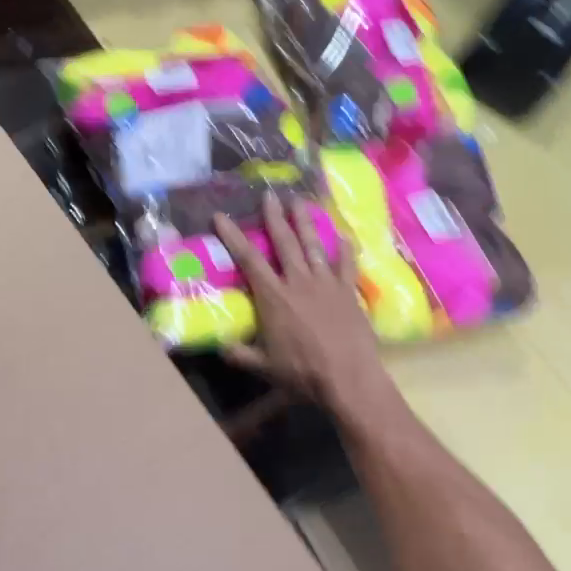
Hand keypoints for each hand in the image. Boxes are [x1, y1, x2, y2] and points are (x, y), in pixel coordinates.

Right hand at [214, 193, 392, 415]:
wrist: (346, 375)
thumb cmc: (300, 372)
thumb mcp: (263, 367)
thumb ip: (240, 354)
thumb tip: (221, 347)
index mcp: (273, 298)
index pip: (248, 261)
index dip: (233, 237)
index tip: (221, 217)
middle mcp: (299, 282)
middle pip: (285, 243)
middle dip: (275, 217)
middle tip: (270, 195)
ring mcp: (327, 284)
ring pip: (314, 246)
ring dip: (306, 222)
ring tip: (300, 202)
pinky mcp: (348, 291)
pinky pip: (347, 264)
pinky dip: (345, 248)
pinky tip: (344, 236)